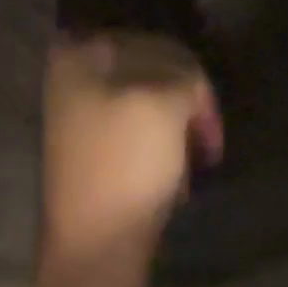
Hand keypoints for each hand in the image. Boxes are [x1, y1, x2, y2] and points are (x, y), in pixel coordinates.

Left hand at [42, 33, 223, 255]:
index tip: (212, 126)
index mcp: (86, 53)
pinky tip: (171, 178)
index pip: (165, 49)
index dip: (198, 85)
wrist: (98, 237)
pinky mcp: (92, 149)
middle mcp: (76, 74)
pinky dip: (162, 152)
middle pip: (156, 77)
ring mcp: (81, 113)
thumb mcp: (163, 103)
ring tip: (189, 164)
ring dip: (177, 134)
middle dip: (187, 109)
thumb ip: (183, 76)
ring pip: (152, 108)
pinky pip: (139, 135)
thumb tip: (190, 84)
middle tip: (205, 145)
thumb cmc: (129, 164)